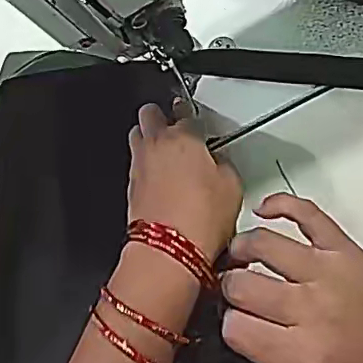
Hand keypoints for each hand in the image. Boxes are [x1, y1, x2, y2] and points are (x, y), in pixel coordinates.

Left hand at [127, 100, 243, 262]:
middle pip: (150, 112)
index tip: (193, 116)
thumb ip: (224, 166)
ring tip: (163, 147)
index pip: (186, 112)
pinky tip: (158, 174)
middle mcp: (157, 144)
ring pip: (137, 133)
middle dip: (160, 115)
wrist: (168, 249)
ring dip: (148, 136)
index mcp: (184, 137)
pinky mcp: (130, 183)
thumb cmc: (198, 219)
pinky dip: (145, 162)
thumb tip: (221, 165)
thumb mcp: (232, 187)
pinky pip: (135, 160)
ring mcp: (140, 162)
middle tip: (173, 125)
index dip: (191, 113)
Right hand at [220, 193, 362, 362]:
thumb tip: (240, 334)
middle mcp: (314, 309)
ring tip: (241, 259)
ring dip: (243, 251)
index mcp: (307, 356)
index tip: (237, 329)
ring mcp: (331, 273)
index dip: (231, 328)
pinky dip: (280, 204)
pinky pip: (305, 213)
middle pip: (241, 284)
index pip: (235, 328)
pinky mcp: (348, 251)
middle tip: (239, 298)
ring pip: (261, 244)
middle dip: (232, 292)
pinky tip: (264, 211)